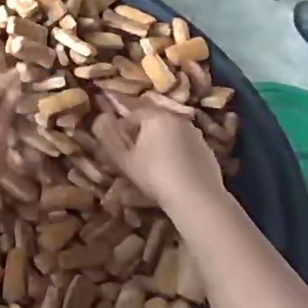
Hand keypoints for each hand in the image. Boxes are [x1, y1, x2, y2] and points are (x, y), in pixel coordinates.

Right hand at [93, 103, 225, 209]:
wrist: (196, 196)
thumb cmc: (153, 174)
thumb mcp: (122, 158)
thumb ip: (108, 137)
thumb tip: (101, 119)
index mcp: (156, 117)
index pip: (133, 111)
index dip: (121, 125)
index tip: (116, 141)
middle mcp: (178, 119)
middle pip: (153, 119)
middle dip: (141, 130)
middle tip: (132, 149)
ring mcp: (196, 133)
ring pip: (170, 131)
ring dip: (159, 139)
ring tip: (152, 159)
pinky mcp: (207, 148)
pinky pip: (184, 143)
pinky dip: (175, 149)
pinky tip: (171, 167)